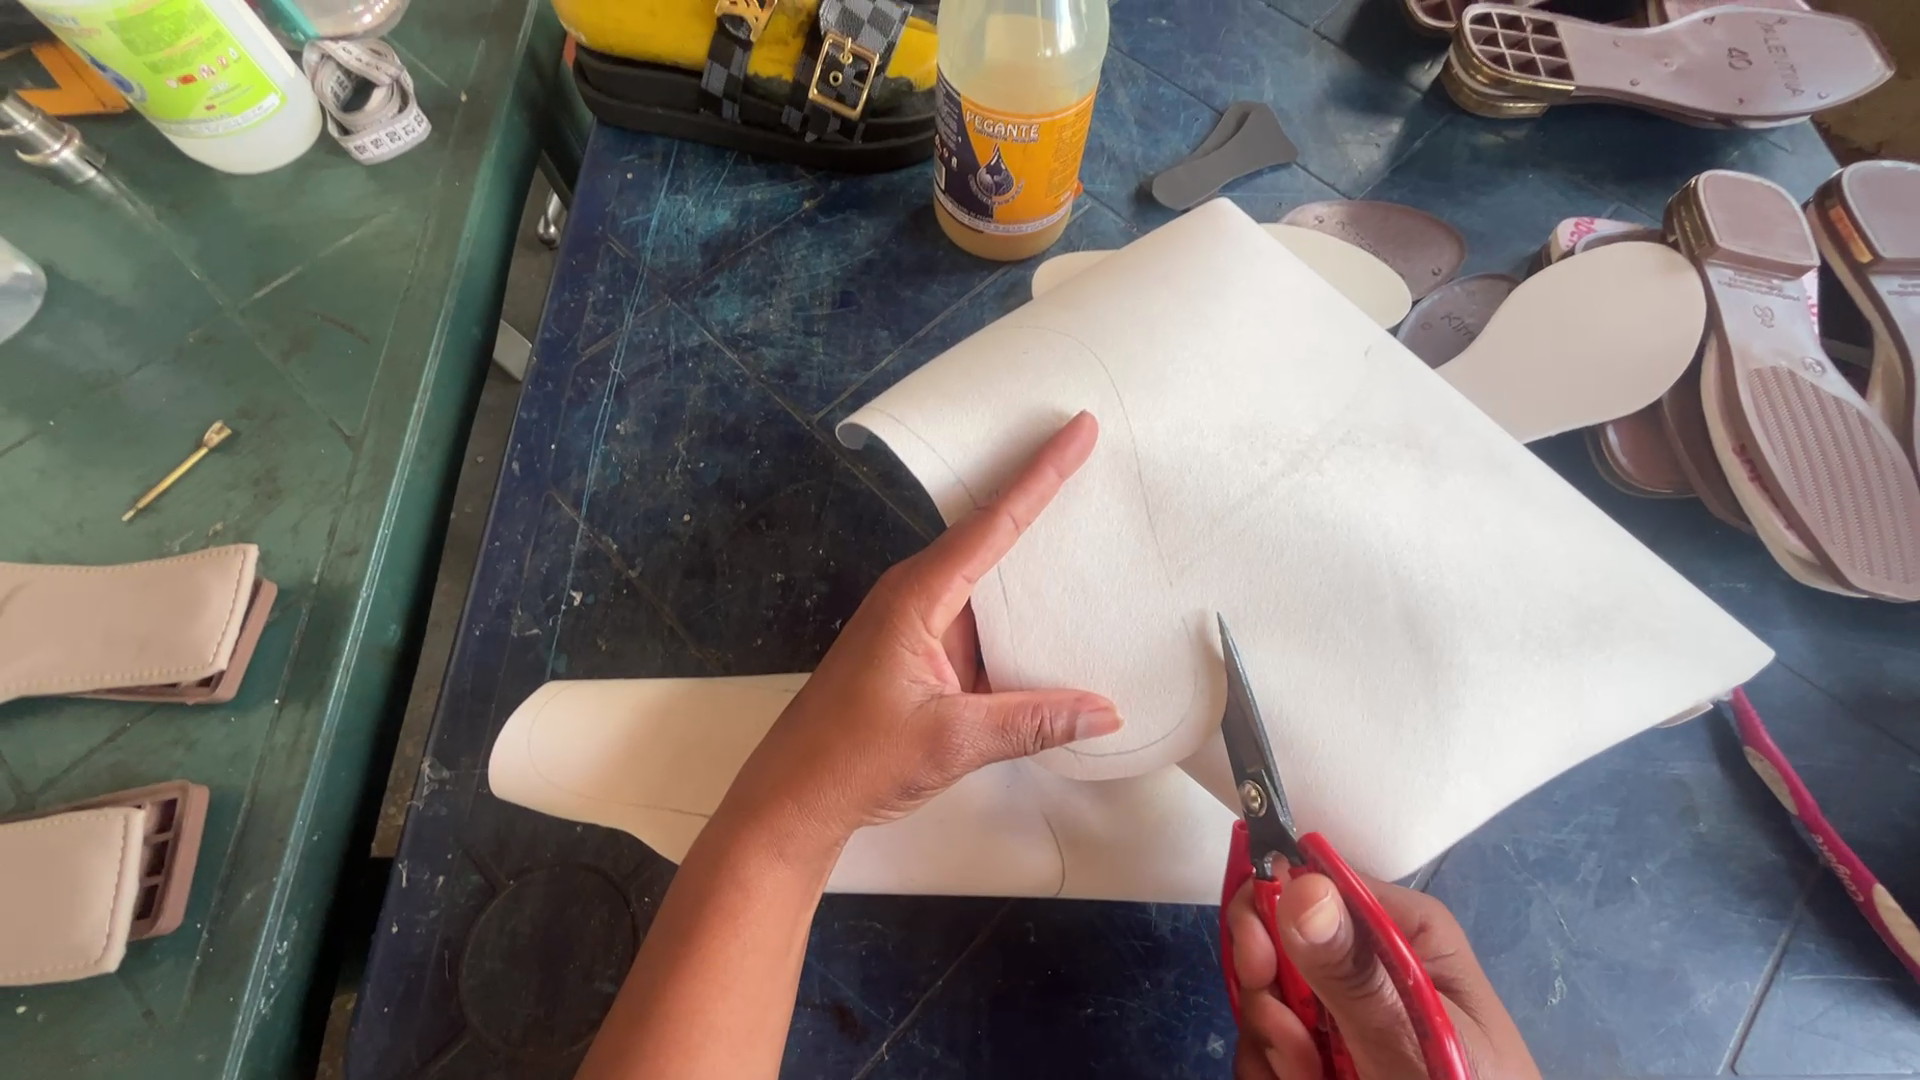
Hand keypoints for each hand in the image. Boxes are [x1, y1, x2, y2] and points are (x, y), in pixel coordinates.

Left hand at [710, 412, 1121, 858]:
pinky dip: (1020, 614)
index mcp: (918, 596)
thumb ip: (1032, 722)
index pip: (993, 523)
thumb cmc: (855, 759)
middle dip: (1038, 492)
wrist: (796, 797)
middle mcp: (919, 595)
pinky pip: (983, 619)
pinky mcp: (927, 653)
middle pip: (990, 532)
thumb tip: (1106, 711)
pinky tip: (1057, 616)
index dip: (1040, 474)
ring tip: (1090, 527)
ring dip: (1033, 558)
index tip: (1078, 430)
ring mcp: (922, 624)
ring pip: (989, 578)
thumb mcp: (951, 740)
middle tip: (1091, 454)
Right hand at [1228, 874, 1540, 1079]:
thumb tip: (1301, 883)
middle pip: (1273, 931)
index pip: (1311, 881)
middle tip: (1291, 1041)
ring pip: (1260, 984)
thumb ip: (1353, 970)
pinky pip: (1260, 1031)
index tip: (1261, 965)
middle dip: (1268, 987)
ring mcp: (1337, 997)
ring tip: (1307, 1076)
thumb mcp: (1411, 1040)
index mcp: (1401, 927)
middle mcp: (1364, 951)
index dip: (1272, 912)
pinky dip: (1266, 1061)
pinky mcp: (1318, 1040)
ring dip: (1268, 1035)